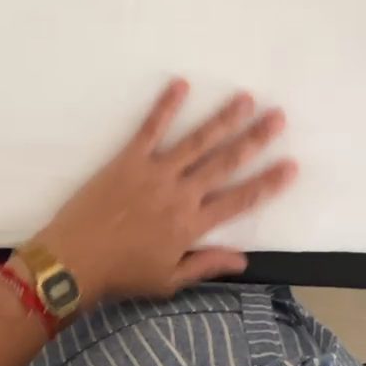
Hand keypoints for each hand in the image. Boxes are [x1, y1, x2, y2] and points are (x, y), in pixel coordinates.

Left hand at [30, 79, 297, 305]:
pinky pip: (151, 129)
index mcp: (192, 225)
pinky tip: (180, 84)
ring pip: (197, 141)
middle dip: (255, 139)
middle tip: (278, 117)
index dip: (269, 183)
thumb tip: (244, 259)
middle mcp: (181, 194)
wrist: (73, 261)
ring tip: (245, 98)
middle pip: (226, 162)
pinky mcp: (129, 160)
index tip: (291, 165)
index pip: (241, 200)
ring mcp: (155, 173)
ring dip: (222, 118)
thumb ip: (206, 265)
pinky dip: (165, 106)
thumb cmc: (121, 275)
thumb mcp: (169, 281)